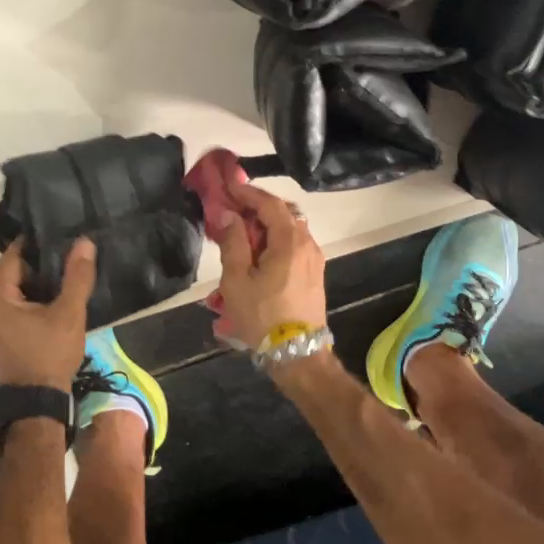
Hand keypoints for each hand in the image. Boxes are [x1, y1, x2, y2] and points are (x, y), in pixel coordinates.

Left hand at [0, 239, 94, 388]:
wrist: (38, 402)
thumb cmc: (50, 354)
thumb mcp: (68, 313)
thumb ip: (76, 277)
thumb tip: (84, 242)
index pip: (11, 257)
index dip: (32, 243)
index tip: (54, 233)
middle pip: (10, 273)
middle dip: (36, 262)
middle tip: (63, 250)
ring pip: (13, 291)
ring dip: (34, 281)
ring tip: (62, 270)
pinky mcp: (1, 336)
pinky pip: (13, 306)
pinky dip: (30, 298)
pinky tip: (52, 297)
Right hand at [210, 182, 326, 349]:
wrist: (298, 355)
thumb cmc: (263, 316)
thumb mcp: (237, 279)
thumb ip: (233, 242)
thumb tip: (231, 216)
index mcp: (290, 241)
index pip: (270, 204)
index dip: (248, 193)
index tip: (229, 187)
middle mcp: (307, 244)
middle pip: (282, 214)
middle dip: (256, 209)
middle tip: (232, 211)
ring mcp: (314, 260)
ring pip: (289, 232)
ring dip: (266, 228)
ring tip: (241, 237)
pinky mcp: (314, 275)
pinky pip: (293, 247)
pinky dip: (275, 243)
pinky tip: (257, 257)